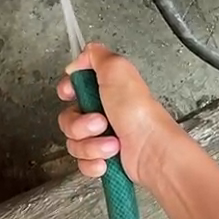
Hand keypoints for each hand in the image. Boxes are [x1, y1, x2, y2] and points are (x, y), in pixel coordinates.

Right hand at [57, 43, 187, 182]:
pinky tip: (108, 159)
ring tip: (112, 143)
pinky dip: (94, 162)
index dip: (67, 91)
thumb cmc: (139, 114)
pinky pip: (81, 163)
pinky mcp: (103, 159)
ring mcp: (101, 137)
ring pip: (73, 143)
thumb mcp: (117, 69)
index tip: (71, 93)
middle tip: (100, 123)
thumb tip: (79, 57)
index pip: (72, 87)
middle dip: (80, 124)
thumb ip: (95, 55)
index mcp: (105, 89)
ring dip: (90, 145)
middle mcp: (102, 112)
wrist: (151, 151)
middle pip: (67, 118)